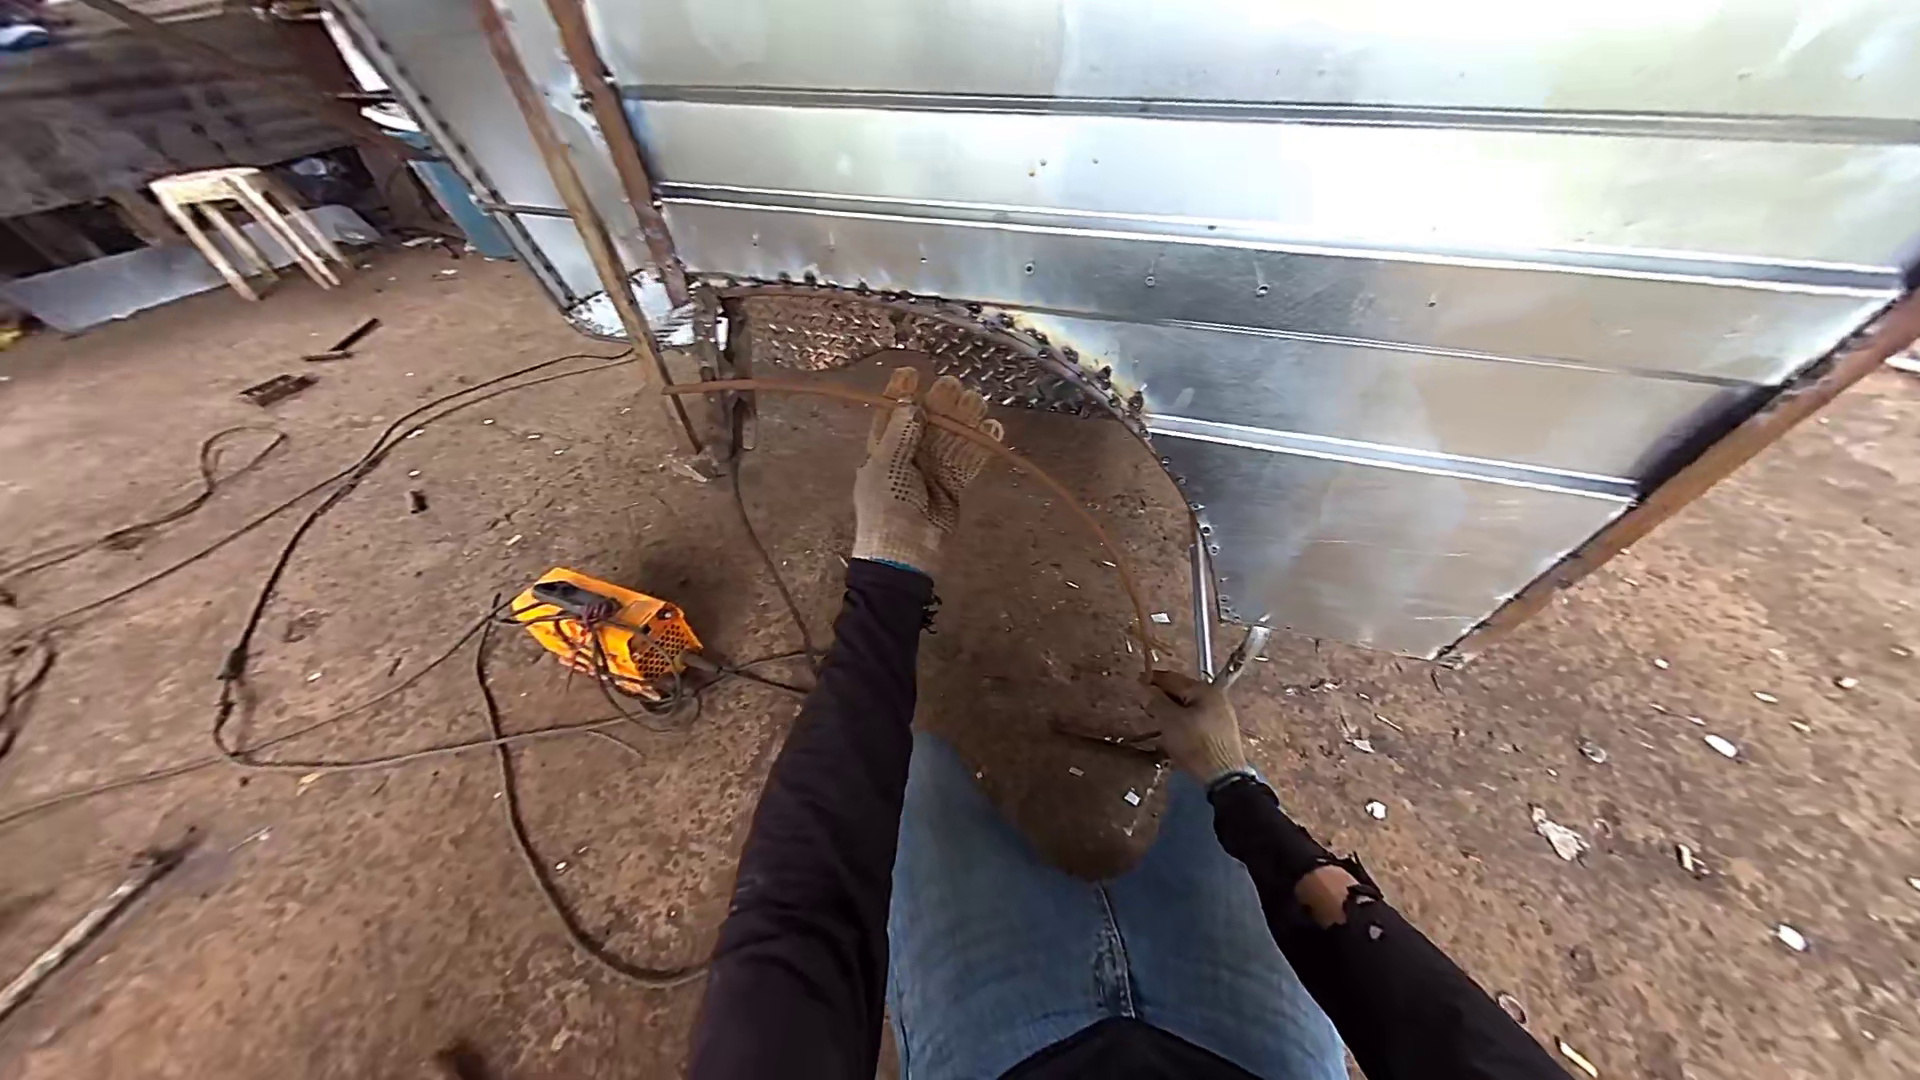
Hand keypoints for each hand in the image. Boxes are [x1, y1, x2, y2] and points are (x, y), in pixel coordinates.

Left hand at [850, 368, 1002, 576]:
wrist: (906, 553)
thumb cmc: (887, 508)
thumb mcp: (886, 466)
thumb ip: (901, 433)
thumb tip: (911, 401)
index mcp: (882, 450)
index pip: (892, 414)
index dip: (901, 392)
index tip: (912, 371)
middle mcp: (908, 457)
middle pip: (927, 423)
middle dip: (940, 403)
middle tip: (954, 385)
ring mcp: (932, 471)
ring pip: (951, 438)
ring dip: (964, 420)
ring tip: (977, 400)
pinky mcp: (954, 486)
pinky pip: (969, 460)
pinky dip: (981, 445)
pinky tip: (992, 428)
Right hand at [1145, 670, 1248, 783]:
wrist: (1223, 779)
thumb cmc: (1194, 743)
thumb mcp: (1169, 720)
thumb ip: (1155, 700)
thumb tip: (1144, 688)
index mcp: (1204, 690)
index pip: (1172, 678)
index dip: (1152, 679)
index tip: (1136, 682)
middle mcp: (1215, 698)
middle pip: (1182, 691)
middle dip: (1161, 695)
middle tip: (1144, 703)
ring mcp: (1220, 716)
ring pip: (1188, 705)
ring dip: (1170, 709)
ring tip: (1156, 717)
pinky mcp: (1220, 732)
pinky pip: (1195, 718)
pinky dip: (1181, 719)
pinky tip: (1172, 729)